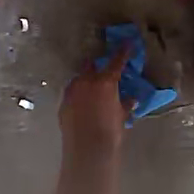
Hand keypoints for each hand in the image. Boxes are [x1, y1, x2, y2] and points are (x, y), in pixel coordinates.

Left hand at [59, 44, 129, 161]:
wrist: (87, 149)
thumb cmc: (111, 132)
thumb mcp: (121, 116)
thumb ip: (125, 104)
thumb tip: (130, 99)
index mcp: (104, 82)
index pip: (116, 62)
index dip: (123, 52)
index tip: (127, 43)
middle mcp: (86, 81)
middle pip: (91, 65)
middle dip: (98, 66)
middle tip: (104, 71)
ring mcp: (72, 92)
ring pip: (79, 79)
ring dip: (87, 81)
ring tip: (93, 91)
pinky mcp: (63, 104)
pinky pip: (72, 94)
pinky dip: (79, 95)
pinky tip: (84, 105)